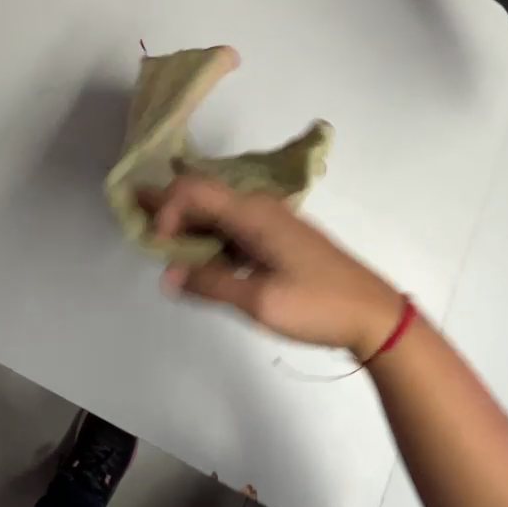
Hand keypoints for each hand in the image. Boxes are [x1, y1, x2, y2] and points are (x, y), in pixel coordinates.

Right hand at [143, 176, 404, 357]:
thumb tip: (167, 275)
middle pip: (203, 195)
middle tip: (132, 210)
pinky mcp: (278, 239)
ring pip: (217, 212)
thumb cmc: (318, 305)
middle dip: (167, 204)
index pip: (194, 190)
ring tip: (156, 234)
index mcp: (253, 214)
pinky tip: (197, 254)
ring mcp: (271, 222)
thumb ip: (210, 284)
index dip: (165, 208)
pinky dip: (208, 236)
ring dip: (186, 222)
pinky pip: (232, 227)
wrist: (375, 316)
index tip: (156, 244)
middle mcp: (259, 208)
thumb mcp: (260, 302)